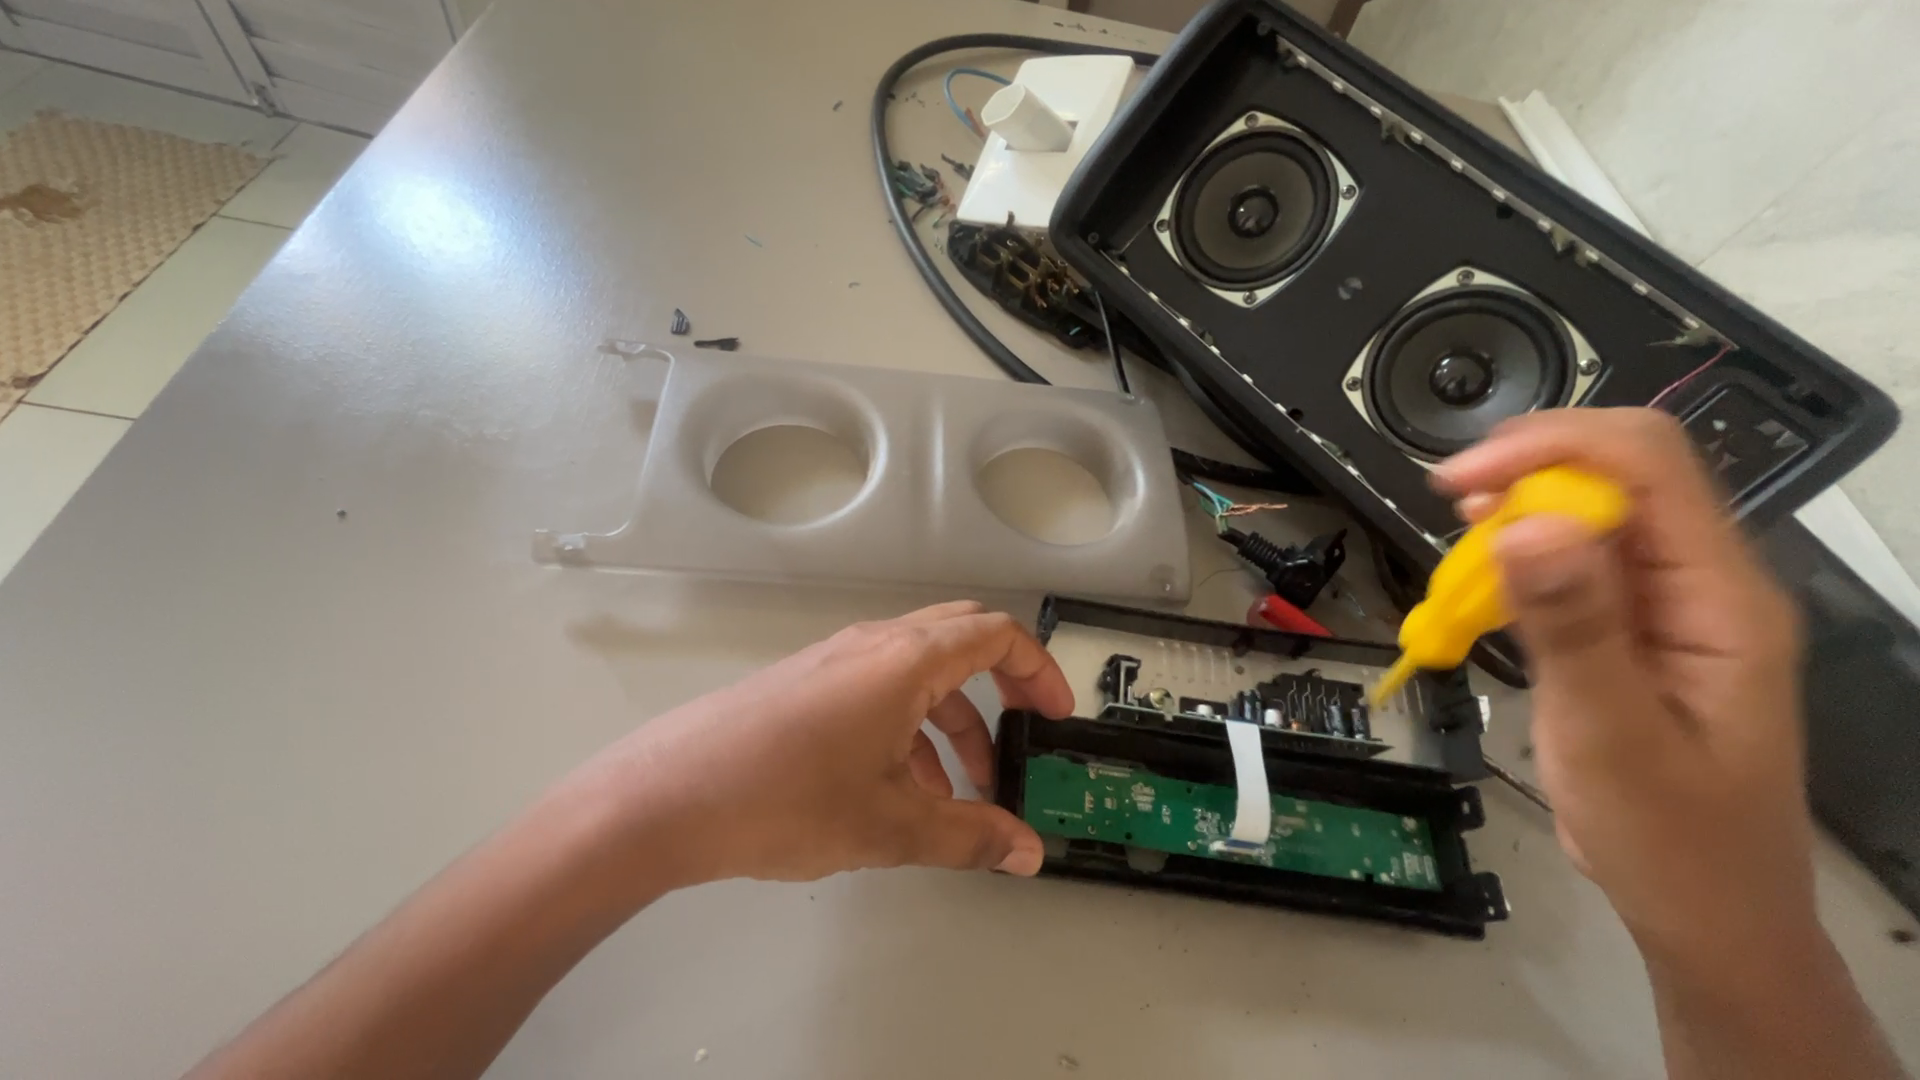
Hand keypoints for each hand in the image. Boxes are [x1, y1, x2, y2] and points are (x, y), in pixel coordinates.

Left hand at [567, 601, 1073, 893]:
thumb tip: (1028, 854)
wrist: (666, 795)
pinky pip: (878, 688)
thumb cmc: (788, 799)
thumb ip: (969, 837)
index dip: (1039, 670)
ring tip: (961, 793)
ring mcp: (835, 659)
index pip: (996, 635)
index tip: (1058, 715)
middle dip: (1002, 686)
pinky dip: (909, 726)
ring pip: (918, 672)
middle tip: (1024, 735)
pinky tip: (899, 788)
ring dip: (953, 721)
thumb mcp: (890, 826)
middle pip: (961, 639)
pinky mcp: (806, 682)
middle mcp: (874, 643)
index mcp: (907, 659)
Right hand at [1434, 409, 1813, 962]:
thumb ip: (1576, 627)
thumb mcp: (1612, 736)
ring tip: (1458, 544)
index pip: (1650, 466)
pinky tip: (1480, 574)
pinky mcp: (1631, 625)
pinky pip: (1574, 559)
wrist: (1705, 910)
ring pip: (1593, 509)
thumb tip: (1531, 524)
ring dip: (1518, 510)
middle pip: (1624, 471)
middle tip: (1451, 507)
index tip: (1456, 484)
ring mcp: (1668, 603)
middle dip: (1530, 469)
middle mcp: (1702, 582)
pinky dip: (1518, 553)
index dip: (1551, 448)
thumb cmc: (1669, 839)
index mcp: (1722, 598)